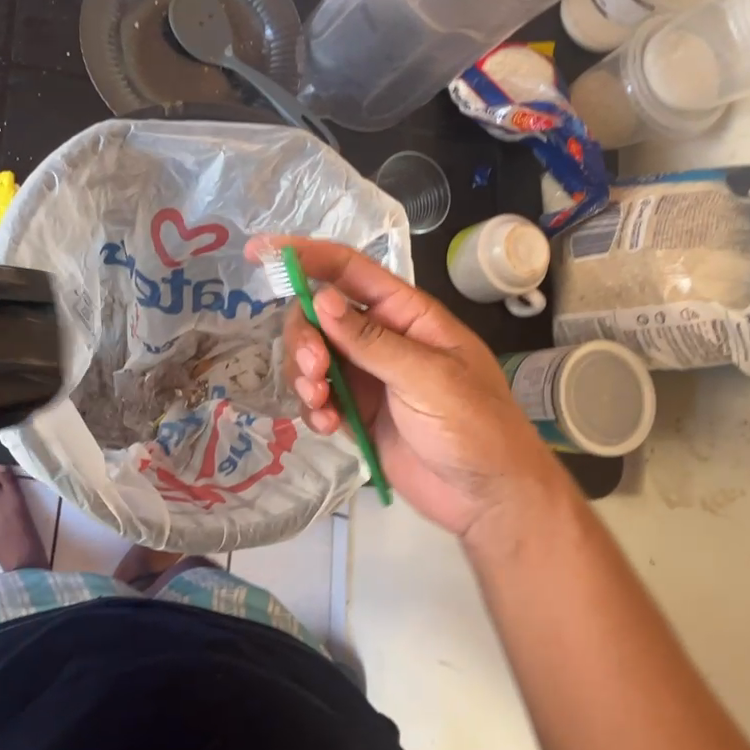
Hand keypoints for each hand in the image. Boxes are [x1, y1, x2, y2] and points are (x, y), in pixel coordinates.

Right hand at [251, 237, 571, 543]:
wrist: (489, 497)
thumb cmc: (475, 426)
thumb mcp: (427, 377)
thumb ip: (370, 340)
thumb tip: (320, 298)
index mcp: (407, 315)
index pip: (349, 271)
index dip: (305, 256)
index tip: (260, 252)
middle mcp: (382, 338)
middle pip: (319, 316)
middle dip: (304, 337)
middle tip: (312, 368)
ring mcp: (367, 377)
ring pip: (312, 357)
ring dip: (303, 375)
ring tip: (319, 403)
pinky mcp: (357, 413)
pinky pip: (317, 397)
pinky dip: (313, 408)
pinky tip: (326, 426)